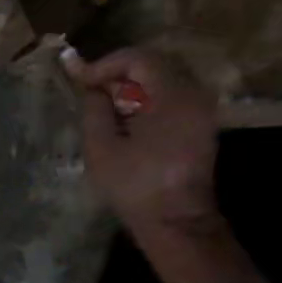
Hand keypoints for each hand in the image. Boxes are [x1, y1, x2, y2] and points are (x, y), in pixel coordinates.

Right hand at [61, 45, 219, 231]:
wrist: (176, 223)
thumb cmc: (136, 186)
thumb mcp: (101, 148)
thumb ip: (94, 109)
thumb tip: (92, 88)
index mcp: (173, 96)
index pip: (138, 59)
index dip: (104, 65)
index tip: (79, 80)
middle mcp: (194, 96)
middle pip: (152, 67)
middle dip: (116, 75)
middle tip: (88, 91)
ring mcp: (201, 111)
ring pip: (161, 82)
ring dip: (129, 89)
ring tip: (102, 107)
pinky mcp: (200, 127)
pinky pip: (169, 99)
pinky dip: (144, 102)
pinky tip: (124, 121)